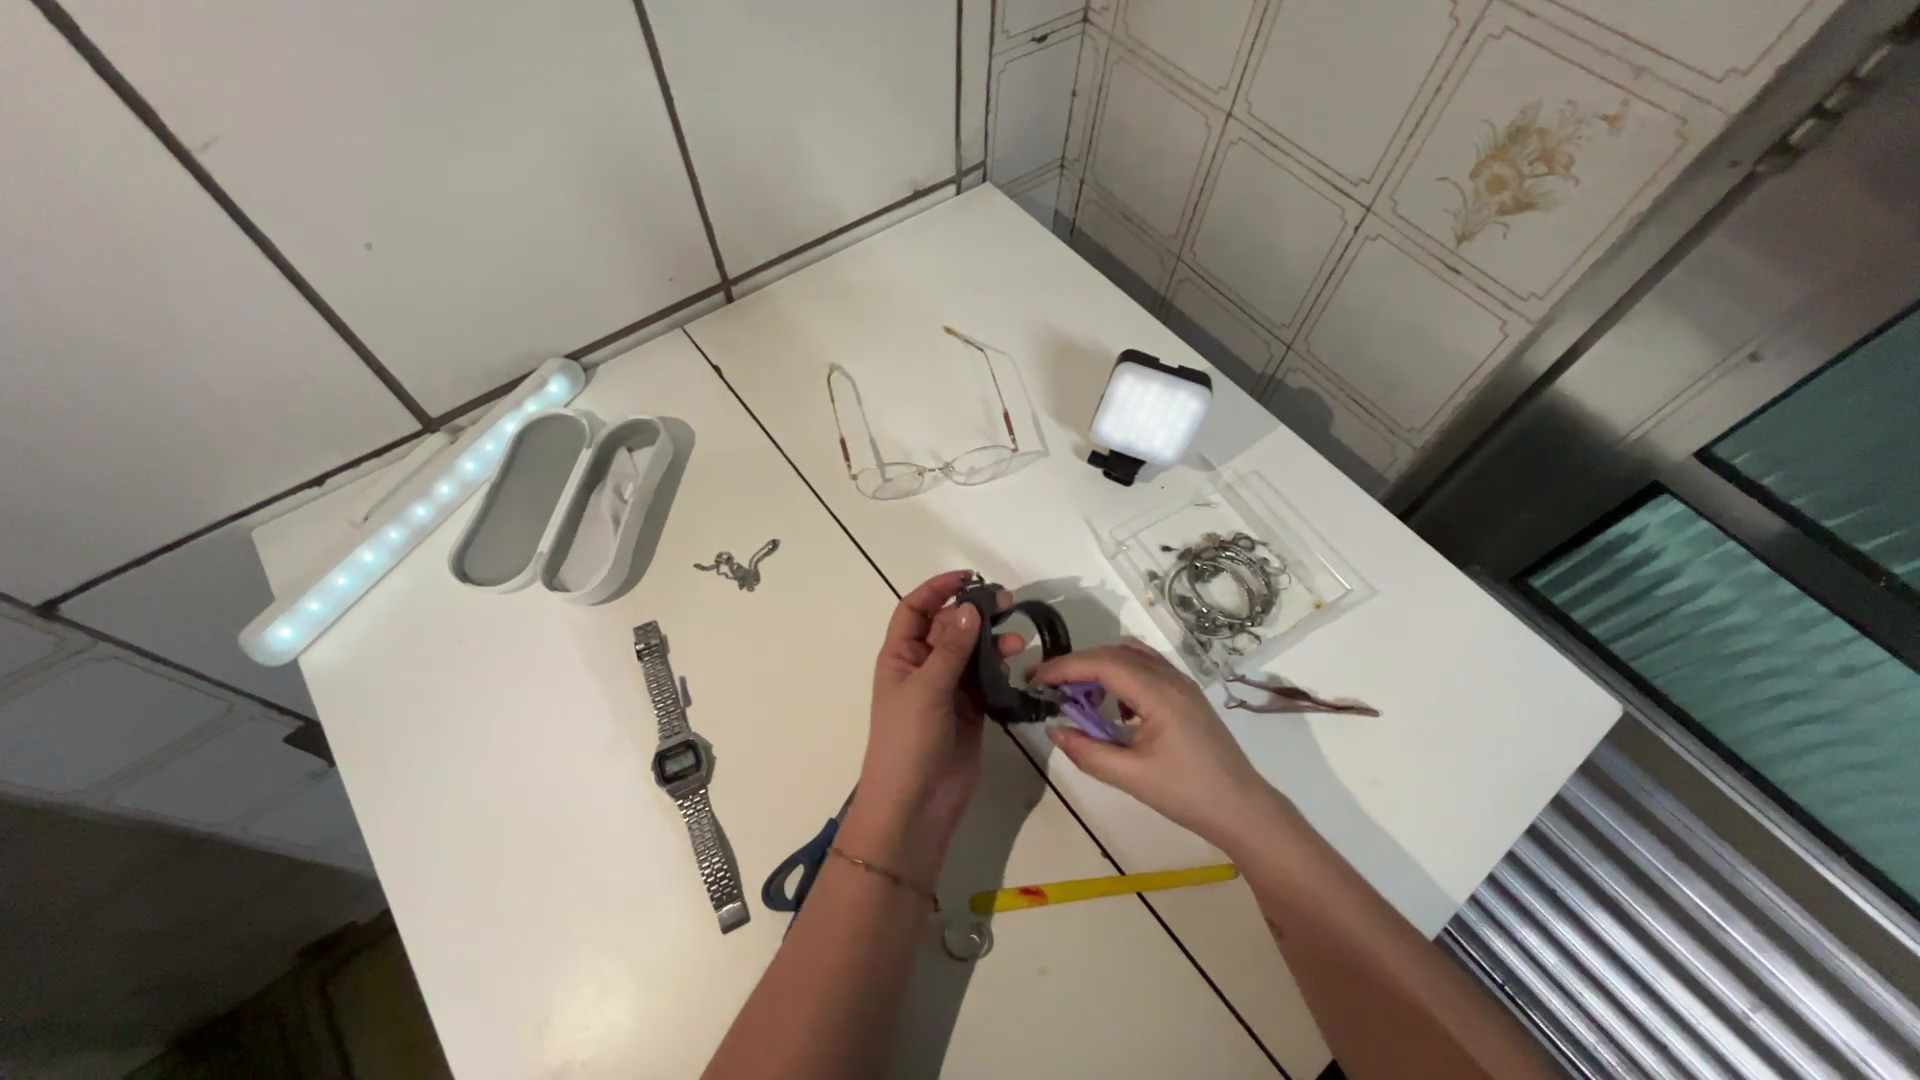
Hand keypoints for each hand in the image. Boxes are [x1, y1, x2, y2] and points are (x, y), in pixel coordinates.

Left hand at [853, 571, 1021, 877]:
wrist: (916, 804)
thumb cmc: (908, 741)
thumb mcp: (926, 688)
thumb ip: (952, 647)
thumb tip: (969, 607)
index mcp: (900, 656)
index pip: (916, 610)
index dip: (937, 589)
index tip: (970, 577)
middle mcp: (923, 667)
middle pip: (950, 626)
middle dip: (975, 613)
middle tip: (1008, 604)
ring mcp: (948, 689)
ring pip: (973, 652)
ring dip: (993, 641)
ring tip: (1018, 641)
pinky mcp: (971, 711)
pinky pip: (987, 679)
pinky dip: (1002, 668)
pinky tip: (1017, 664)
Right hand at [1035, 641, 1274, 844]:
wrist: (1241, 808)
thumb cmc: (1187, 794)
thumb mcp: (1131, 777)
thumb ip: (1088, 751)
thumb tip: (1054, 728)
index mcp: (1158, 693)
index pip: (1102, 664)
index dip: (1064, 668)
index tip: (1035, 681)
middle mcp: (1171, 678)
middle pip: (1114, 653)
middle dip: (1077, 665)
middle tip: (1048, 688)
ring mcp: (1182, 684)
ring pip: (1132, 655)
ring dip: (1100, 667)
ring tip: (1077, 696)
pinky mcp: (1186, 695)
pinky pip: (1147, 668)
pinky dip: (1121, 675)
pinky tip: (1114, 708)